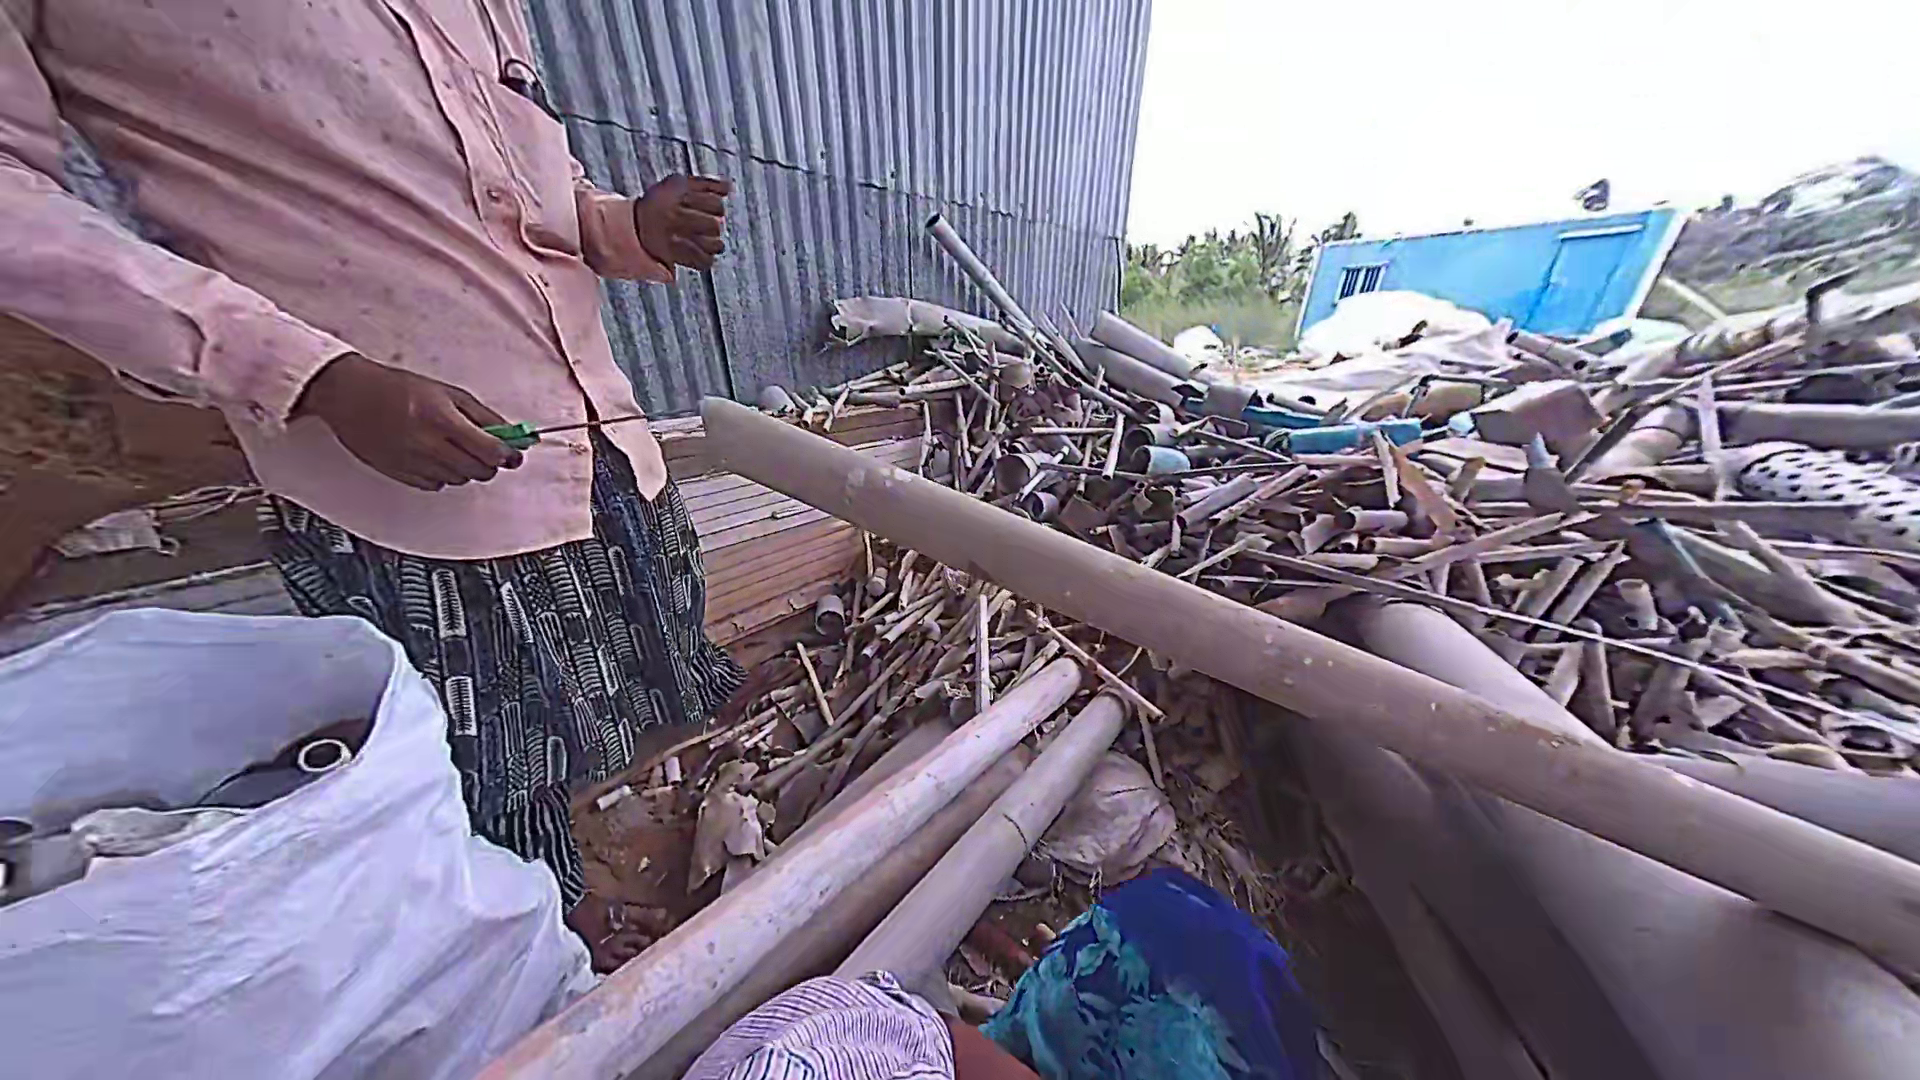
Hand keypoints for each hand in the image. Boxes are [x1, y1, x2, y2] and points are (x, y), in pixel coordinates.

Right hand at [294, 353, 521, 490]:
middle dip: (490, 463)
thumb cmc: (399, 389)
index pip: (492, 452)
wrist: (346, 392)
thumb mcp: (451, 394)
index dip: (508, 455)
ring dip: (466, 468)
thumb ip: (487, 418)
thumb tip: (518, 437)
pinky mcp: (397, 472)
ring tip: (453, 448)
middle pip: (481, 471)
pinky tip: (434, 457)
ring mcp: (411, 461)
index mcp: (443, 420)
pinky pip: (437, 485)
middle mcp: (427, 444)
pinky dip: (443, 475)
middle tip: (484, 450)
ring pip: (461, 479)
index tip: (512, 454)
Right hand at [633, 174, 729, 269]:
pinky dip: (706, 258)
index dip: (716, 207)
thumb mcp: (679, 184)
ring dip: (714, 244)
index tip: (708, 209)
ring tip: (703, 240)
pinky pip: (705, 261)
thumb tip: (729, 187)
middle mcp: (676, 214)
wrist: (637, 224)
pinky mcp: (676, 254)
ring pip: (714, 245)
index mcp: (678, 194)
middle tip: (703, 226)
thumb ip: (706, 184)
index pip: (716, 204)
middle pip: (715, 226)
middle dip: (714, 226)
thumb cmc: (663, 203)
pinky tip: (698, 251)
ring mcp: (676, 236)